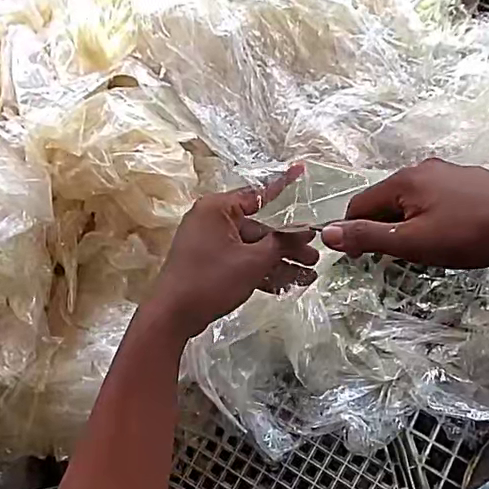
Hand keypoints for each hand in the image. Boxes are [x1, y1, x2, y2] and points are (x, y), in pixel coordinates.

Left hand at [144, 164, 321, 340]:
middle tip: (315, 256)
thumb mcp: (253, 261)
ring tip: (309, 275)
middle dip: (289, 244)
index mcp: (218, 208)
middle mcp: (213, 220)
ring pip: (253, 247)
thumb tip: (306, 230)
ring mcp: (210, 243)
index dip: (284, 185)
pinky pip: (242, 261)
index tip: (301, 171)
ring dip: (280, 261)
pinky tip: (288, 284)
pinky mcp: (210, 264)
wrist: (172, 317)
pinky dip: (262, 271)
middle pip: (260, 227)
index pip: (259, 193)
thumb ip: (281, 242)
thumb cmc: (211, 280)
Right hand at [321, 158, 488, 269]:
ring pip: (413, 198)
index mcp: (404, 180)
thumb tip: (326, 234)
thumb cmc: (467, 235)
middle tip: (394, 256)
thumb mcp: (412, 243)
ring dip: (406, 221)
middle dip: (382, 226)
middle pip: (386, 199)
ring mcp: (450, 171)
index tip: (360, 259)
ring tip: (422, 247)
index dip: (353, 232)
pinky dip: (431, 214)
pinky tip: (449, 232)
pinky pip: (437, 197)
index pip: (360, 204)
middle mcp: (424, 168)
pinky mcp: (472, 180)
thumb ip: (368, 237)